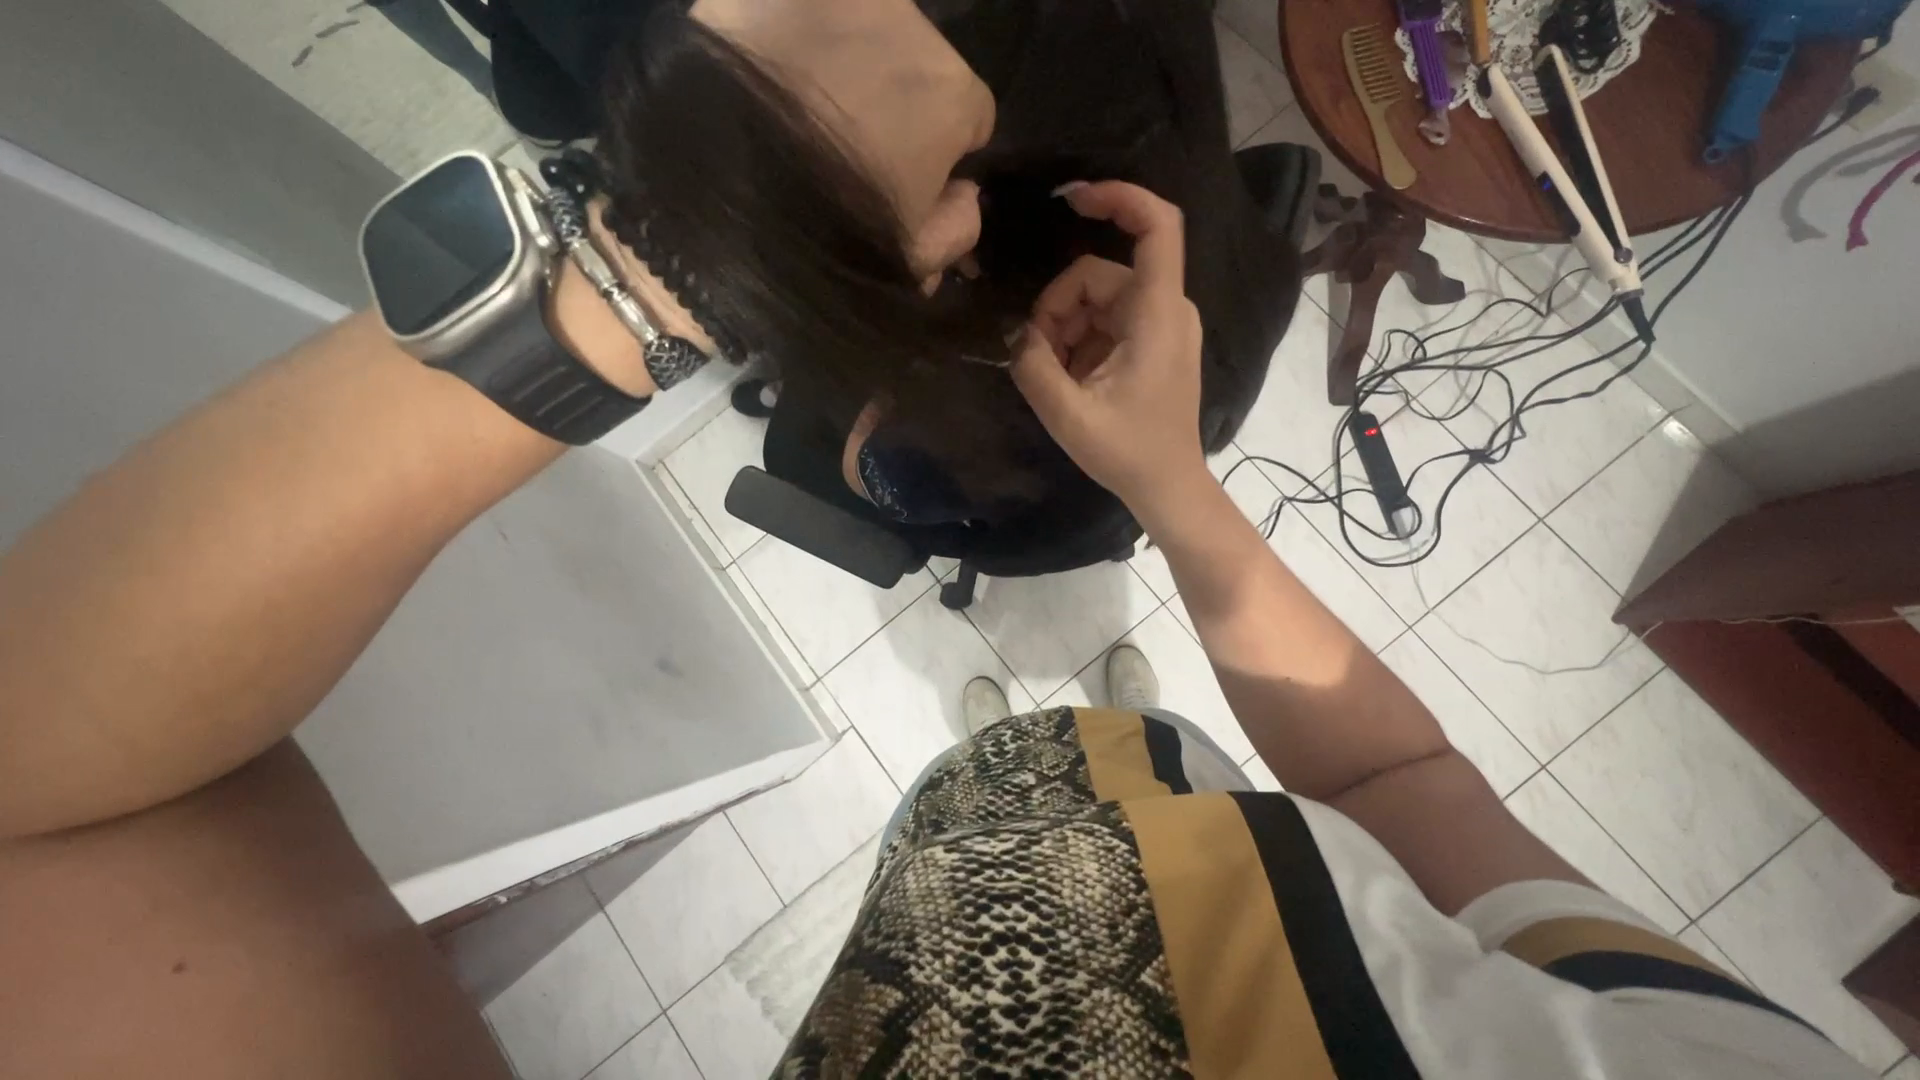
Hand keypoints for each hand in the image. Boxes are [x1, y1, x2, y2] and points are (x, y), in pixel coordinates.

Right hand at [1009, 181, 1207, 510]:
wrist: (1167, 487)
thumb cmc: (1128, 453)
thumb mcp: (1068, 416)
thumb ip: (1033, 367)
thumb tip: (1014, 333)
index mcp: (1157, 315)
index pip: (1157, 226)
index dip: (1119, 197)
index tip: (1074, 200)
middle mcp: (1166, 309)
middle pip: (1100, 274)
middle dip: (1058, 308)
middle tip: (1038, 357)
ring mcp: (1161, 326)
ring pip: (1097, 299)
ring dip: (1065, 331)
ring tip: (1054, 377)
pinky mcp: (1152, 343)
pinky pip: (1106, 321)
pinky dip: (1080, 343)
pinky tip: (1070, 380)